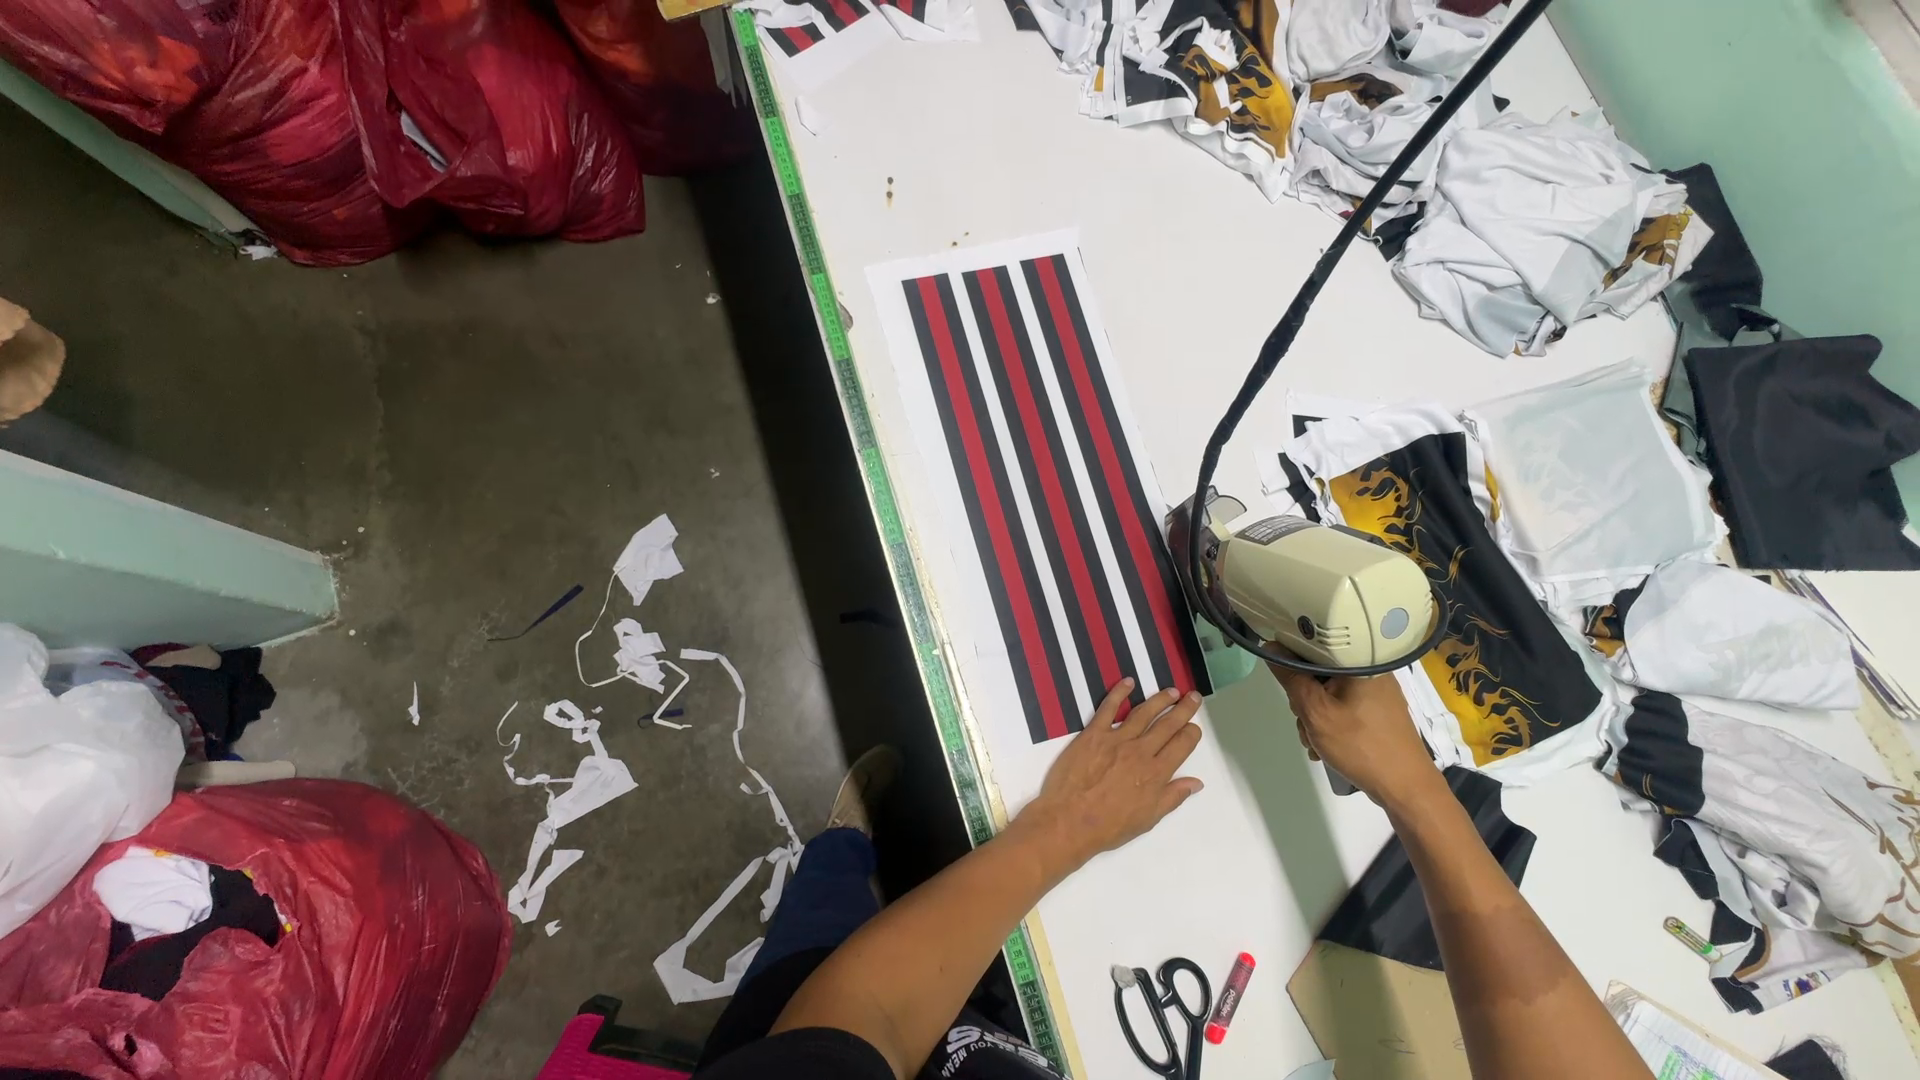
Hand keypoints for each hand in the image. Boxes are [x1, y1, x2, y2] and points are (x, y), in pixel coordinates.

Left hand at [1007, 679, 1204, 879]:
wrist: (1069, 821)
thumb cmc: (1109, 826)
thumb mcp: (1148, 819)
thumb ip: (1172, 797)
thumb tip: (1196, 783)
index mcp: (1155, 774)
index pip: (1181, 746)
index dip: (1191, 733)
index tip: (1195, 726)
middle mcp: (1140, 752)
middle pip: (1167, 725)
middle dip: (1183, 709)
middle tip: (1193, 697)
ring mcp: (1116, 739)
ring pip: (1143, 713)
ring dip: (1159, 699)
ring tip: (1171, 691)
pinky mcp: (1093, 734)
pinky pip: (1108, 708)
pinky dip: (1119, 693)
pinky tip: (1128, 682)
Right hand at [1268, 663, 1440, 808]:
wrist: (1405, 787)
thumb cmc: (1360, 746)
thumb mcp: (1316, 711)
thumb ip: (1291, 678)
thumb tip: (1270, 646)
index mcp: (1359, 663)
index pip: (1315, 647)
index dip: (1293, 664)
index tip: (1288, 689)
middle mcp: (1371, 671)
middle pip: (1320, 673)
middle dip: (1305, 699)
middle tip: (1306, 723)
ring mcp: (1378, 693)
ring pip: (1330, 693)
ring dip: (1315, 716)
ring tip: (1316, 741)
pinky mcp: (1381, 711)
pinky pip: (1345, 706)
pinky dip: (1332, 722)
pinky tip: (1328, 745)